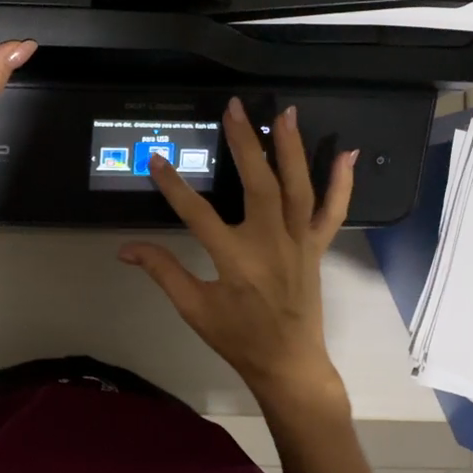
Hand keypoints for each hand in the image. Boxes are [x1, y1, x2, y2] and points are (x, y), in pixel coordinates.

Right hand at [119, 98, 356, 395]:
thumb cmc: (237, 337)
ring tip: (287, 112)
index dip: (174, 185)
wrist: (288, 363)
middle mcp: (270, 243)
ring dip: (292, 148)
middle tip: (235, 108)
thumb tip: (126, 249)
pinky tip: (346, 153)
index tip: (157, 159)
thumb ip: (162, 271)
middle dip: (246, 143)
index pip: (197, 213)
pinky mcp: (316, 247)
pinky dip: (342, 182)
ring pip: (298, 187)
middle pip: (258, 183)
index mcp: (235, 259)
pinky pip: (333, 211)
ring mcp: (299, 242)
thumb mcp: (193, 308)